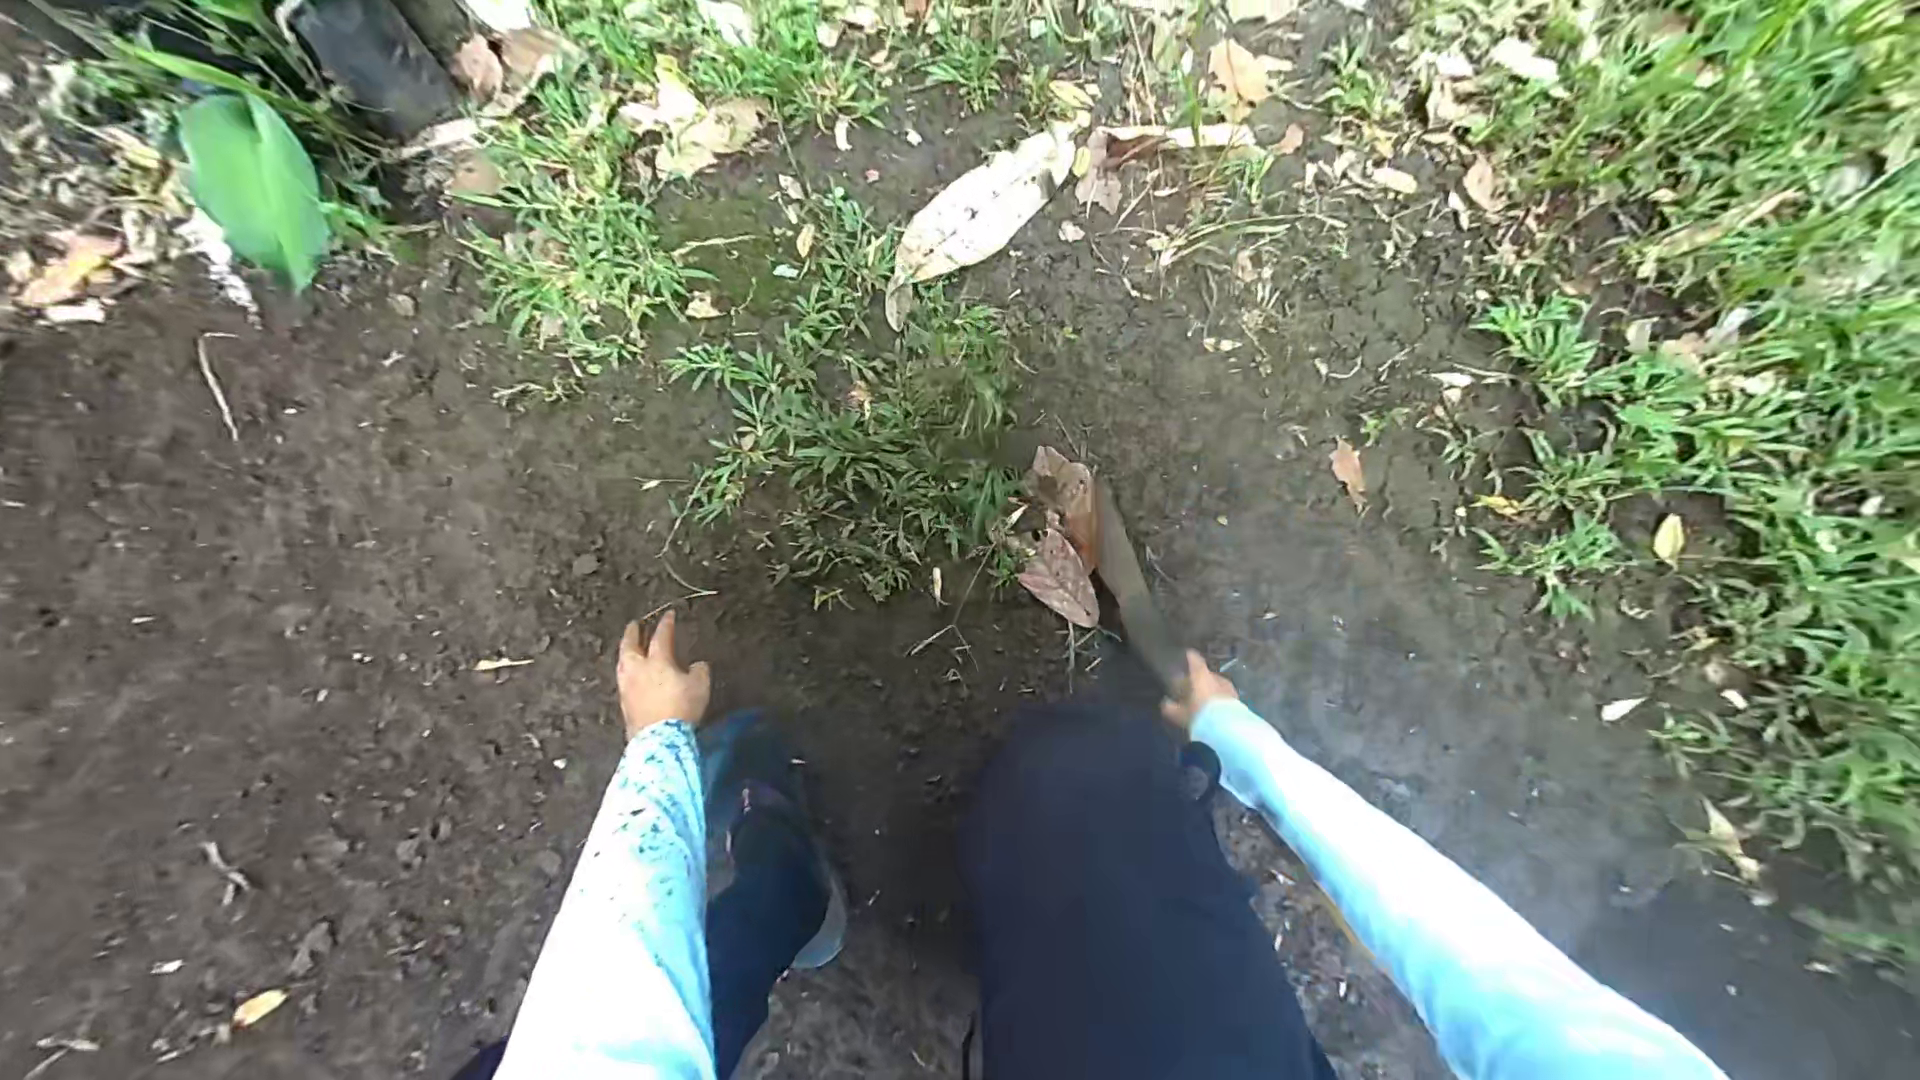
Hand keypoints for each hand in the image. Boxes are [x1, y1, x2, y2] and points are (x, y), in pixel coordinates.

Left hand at [617, 611, 711, 737]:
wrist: (658, 738)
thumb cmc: (681, 707)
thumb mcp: (700, 685)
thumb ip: (699, 670)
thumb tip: (696, 665)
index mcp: (658, 661)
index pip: (661, 637)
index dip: (666, 624)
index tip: (668, 615)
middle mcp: (638, 670)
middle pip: (630, 647)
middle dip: (633, 634)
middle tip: (634, 625)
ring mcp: (627, 687)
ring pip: (623, 663)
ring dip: (626, 653)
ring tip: (629, 648)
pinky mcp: (624, 704)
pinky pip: (624, 680)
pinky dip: (627, 671)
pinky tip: (632, 674)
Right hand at [1160, 649, 1238, 731]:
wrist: (1228, 728)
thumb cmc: (1200, 714)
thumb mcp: (1181, 714)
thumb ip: (1171, 708)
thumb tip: (1164, 704)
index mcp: (1201, 675)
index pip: (1195, 661)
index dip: (1190, 657)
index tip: (1188, 654)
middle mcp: (1216, 678)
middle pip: (1206, 674)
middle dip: (1198, 679)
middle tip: (1191, 686)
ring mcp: (1229, 688)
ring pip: (1216, 685)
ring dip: (1210, 690)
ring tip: (1203, 699)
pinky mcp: (1238, 700)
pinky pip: (1224, 696)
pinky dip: (1218, 699)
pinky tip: (1214, 708)